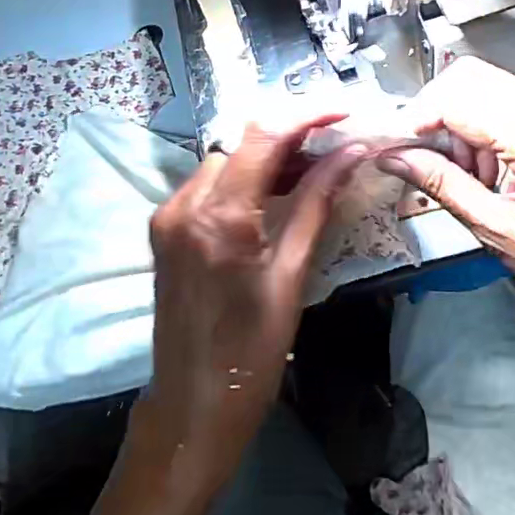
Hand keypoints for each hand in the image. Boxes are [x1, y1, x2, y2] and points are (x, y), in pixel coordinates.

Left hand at [136, 113, 368, 483]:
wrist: (193, 401)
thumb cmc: (253, 349)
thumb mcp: (292, 274)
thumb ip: (317, 203)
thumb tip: (352, 153)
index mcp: (218, 216)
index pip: (263, 137)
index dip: (305, 116)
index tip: (342, 112)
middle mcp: (183, 204)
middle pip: (240, 147)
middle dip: (287, 143)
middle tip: (330, 157)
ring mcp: (167, 215)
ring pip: (221, 164)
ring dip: (262, 164)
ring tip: (305, 180)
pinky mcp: (162, 229)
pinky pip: (204, 188)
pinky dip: (238, 186)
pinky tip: (265, 205)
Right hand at [379, 58, 514, 380]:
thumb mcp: (498, 232)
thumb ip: (441, 184)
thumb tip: (394, 157)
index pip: (459, 100)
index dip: (417, 118)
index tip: (395, 145)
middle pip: (471, 77)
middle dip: (433, 111)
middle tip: (416, 152)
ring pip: (487, 88)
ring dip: (455, 119)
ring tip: (452, 169)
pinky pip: (509, 106)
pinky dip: (479, 127)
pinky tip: (478, 167)